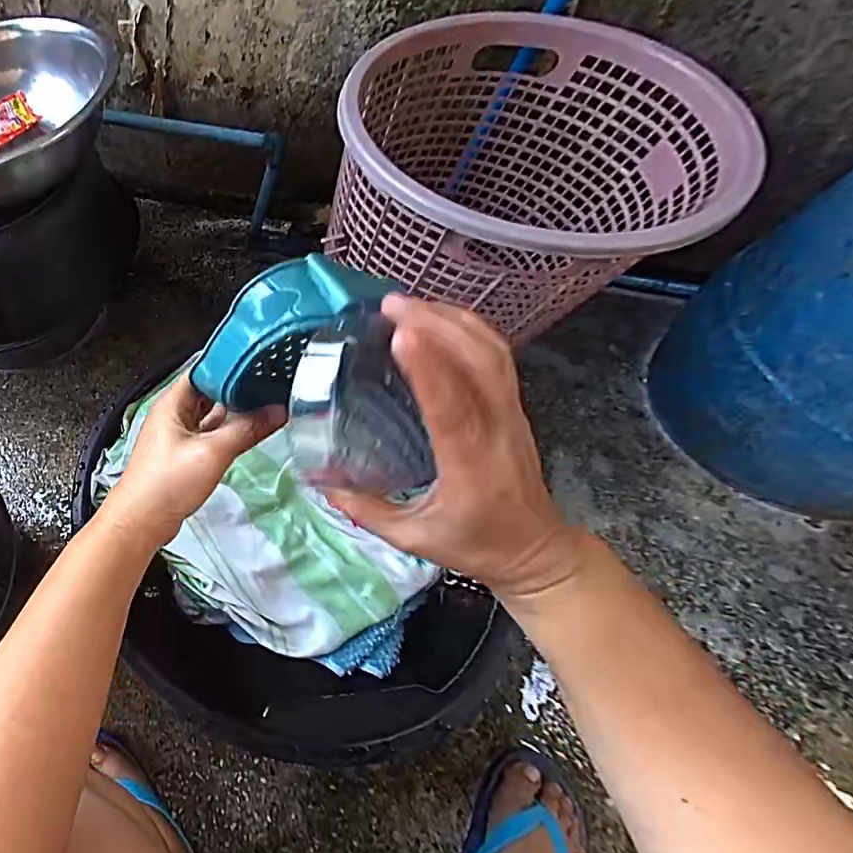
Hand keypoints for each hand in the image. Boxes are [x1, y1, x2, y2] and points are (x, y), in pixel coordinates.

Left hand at [98, 375, 284, 546]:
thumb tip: (276, 412)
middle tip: (267, 384)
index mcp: (172, 403)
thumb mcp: (213, 452)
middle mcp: (173, 414)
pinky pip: (209, 434)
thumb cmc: (166, 482)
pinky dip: (227, 432)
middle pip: (209, 392)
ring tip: (263, 405)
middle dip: (236, 389)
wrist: (142, 520)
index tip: (257, 363)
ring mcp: (177, 435)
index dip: (230, 365)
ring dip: (233, 412)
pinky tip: (246, 433)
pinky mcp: (183, 454)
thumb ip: (247, 429)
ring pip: (210, 415)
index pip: (203, 370)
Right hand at [322, 294, 588, 603]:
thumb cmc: (474, 544)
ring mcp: (511, 412)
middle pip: (477, 363)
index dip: (428, 369)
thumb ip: (364, 509)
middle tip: (389, 306)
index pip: (452, 409)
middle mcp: (497, 430)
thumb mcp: (411, 538)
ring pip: (491, 351)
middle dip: (435, 325)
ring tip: (407, 303)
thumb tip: (317, 479)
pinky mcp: (512, 404)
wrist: (535, 549)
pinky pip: (496, 355)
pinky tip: (438, 316)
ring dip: (450, 318)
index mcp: (470, 466)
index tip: (400, 335)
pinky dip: (468, 327)